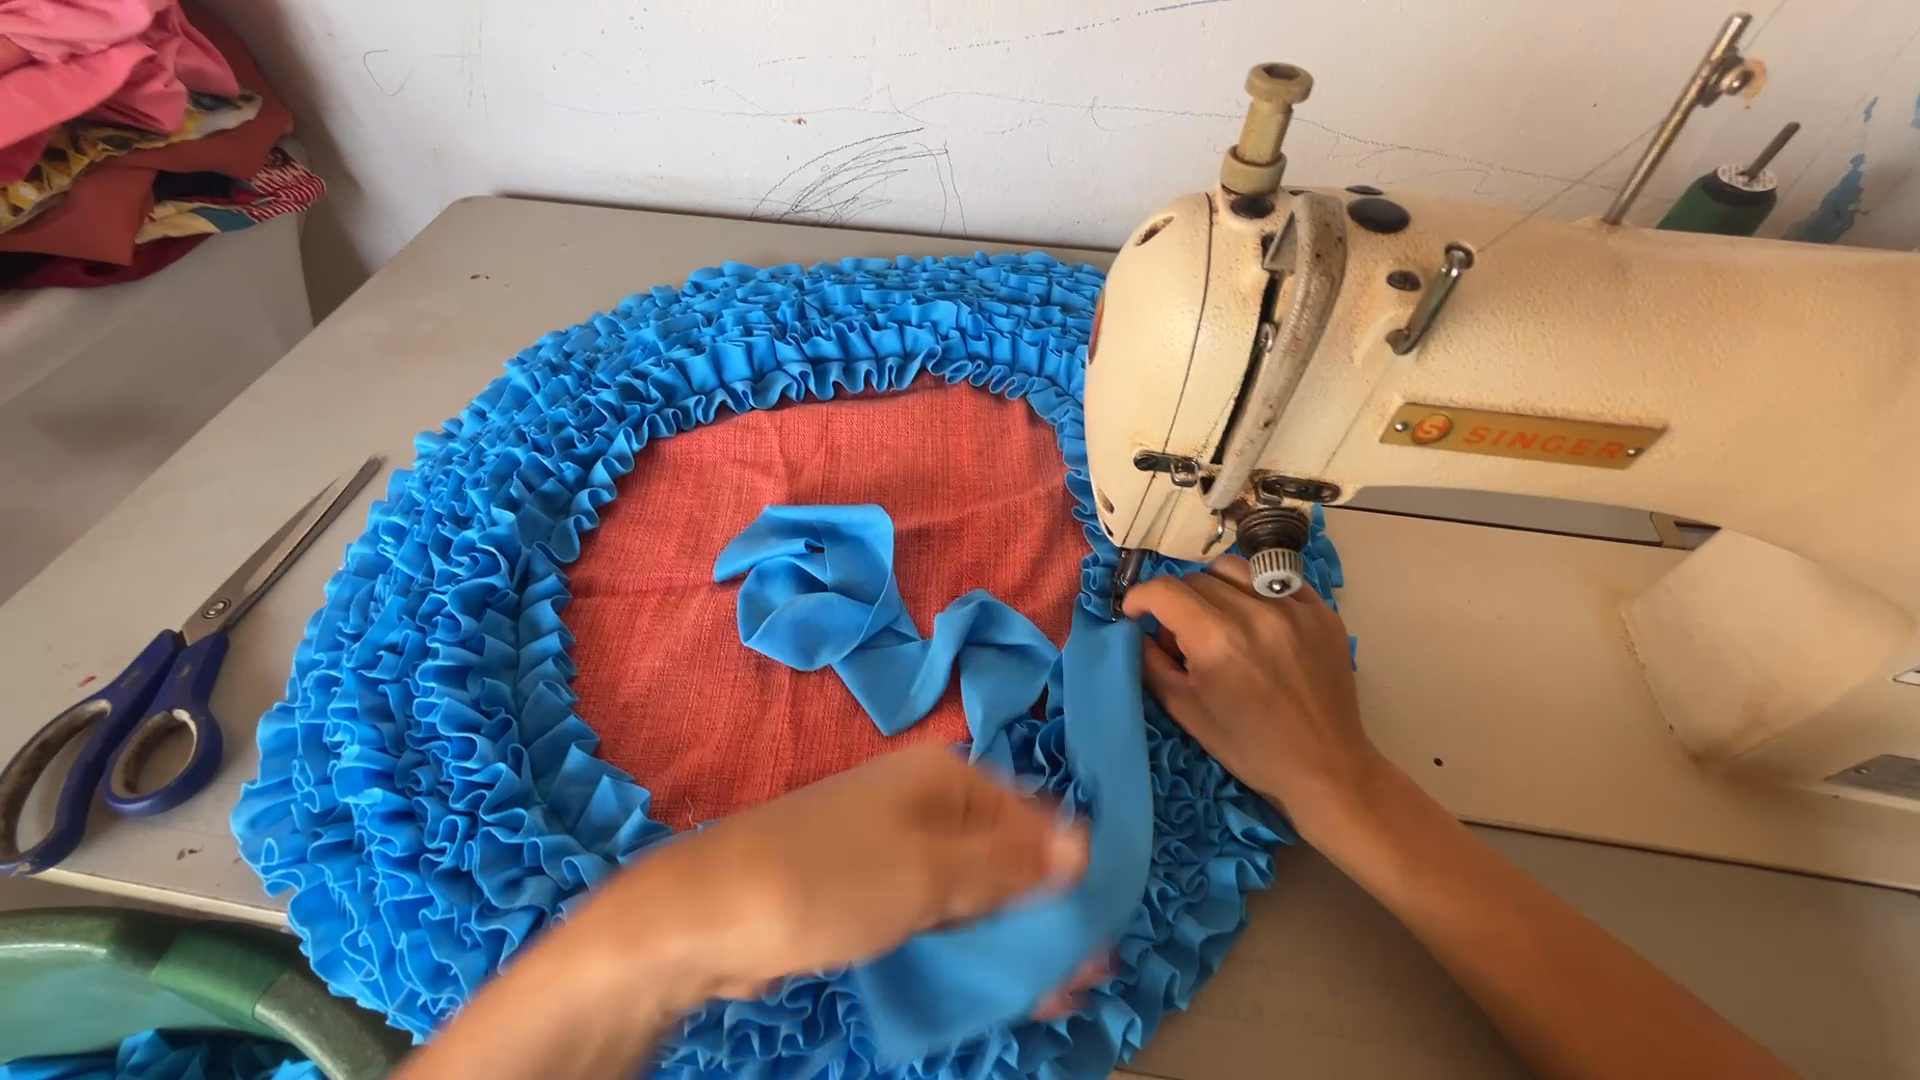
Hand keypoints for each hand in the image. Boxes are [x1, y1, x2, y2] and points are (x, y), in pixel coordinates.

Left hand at [575, 743, 1089, 1008]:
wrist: (704, 915)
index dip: (1068, 875)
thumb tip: (1083, 843)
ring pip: (969, 885)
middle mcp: (923, 800)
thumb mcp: (929, 873)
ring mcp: (893, 842)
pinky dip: (960, 939)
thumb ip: (1009, 863)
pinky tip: (982, 976)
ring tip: (1043, 991)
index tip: (1097, 938)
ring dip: (1004, 933)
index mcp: (944, 778)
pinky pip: (931, 907)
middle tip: (1075, 979)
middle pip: (1003, 853)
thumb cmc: (827, 882)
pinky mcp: (868, 883)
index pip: (1032, 818)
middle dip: (1039, 913)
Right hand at [1122, 555, 1379, 831]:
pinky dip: (1253, 592)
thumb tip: (1136, 629)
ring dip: (1212, 587)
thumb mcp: (1184, 709)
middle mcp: (1255, 614)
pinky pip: (1273, 579)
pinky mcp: (1321, 610)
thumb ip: (1150, 662)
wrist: (1324, 766)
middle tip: (1180, 634)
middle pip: (1195, 578)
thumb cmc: (1247, 745)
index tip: (1136, 614)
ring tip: (1218, 620)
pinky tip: (1255, 622)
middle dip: (1175, 601)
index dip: (1139, 598)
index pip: (1164, 590)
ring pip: (1232, 569)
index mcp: (1217, 642)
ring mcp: (1294, 608)